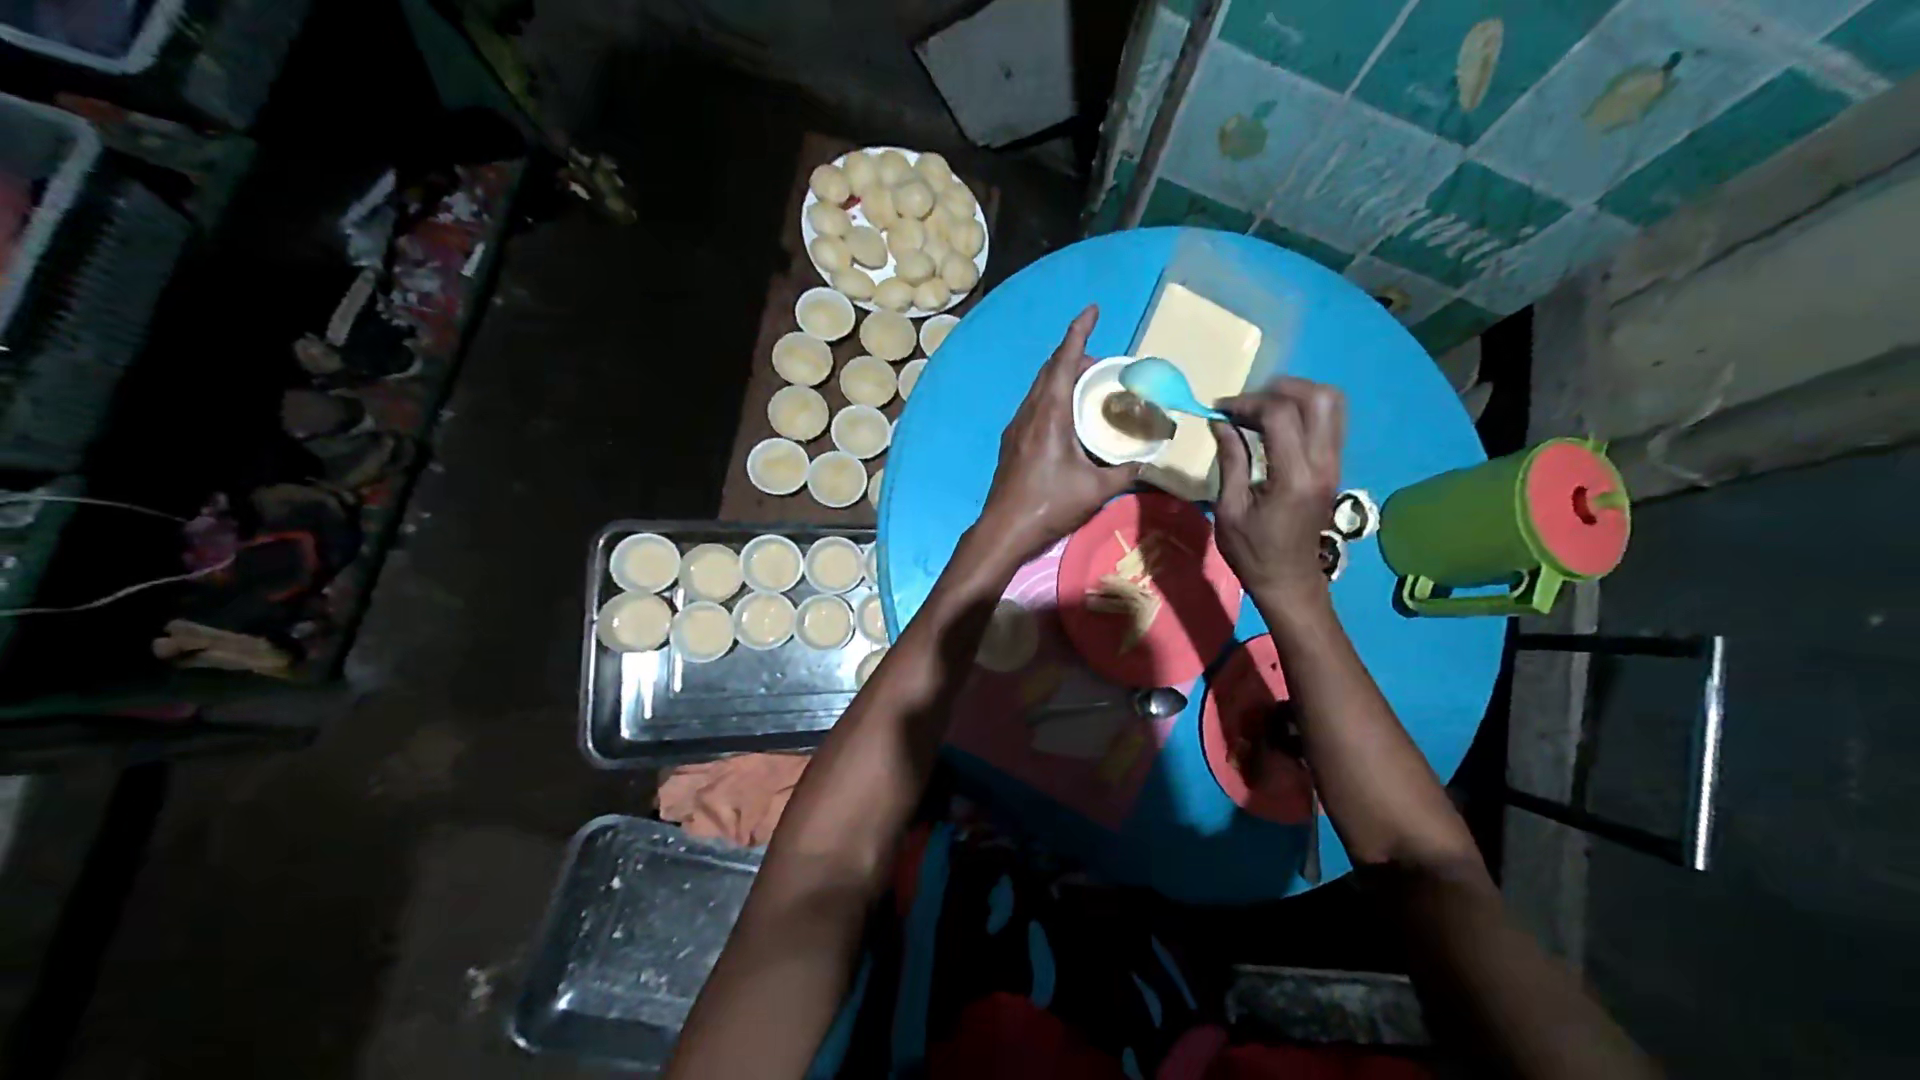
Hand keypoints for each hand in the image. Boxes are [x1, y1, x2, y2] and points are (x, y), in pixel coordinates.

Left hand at [978, 305, 1139, 561]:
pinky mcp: (1012, 442)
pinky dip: (1054, 398)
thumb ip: (1125, 472)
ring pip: (1040, 388)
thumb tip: (1147, 462)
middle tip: (1104, 364)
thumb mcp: (1096, 489)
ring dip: (1063, 378)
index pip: (1063, 361)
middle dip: (1076, 356)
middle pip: (1051, 370)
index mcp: (1049, 414)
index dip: (1079, 332)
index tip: (1093, 310)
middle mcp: (1029, 412)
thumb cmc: (1049, 505)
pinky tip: (1068, 417)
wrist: (1004, 529)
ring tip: (1090, 386)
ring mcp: (1016, 427)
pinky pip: (1035, 406)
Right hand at [1211, 377, 1345, 605]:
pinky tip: (1274, 425)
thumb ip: (1231, 461)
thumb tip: (1222, 423)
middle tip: (1246, 403)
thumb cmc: (1252, 552)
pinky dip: (1303, 411)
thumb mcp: (1229, 509)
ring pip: (1331, 404)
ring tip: (1260, 409)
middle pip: (1319, 398)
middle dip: (1279, 389)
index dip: (1247, 402)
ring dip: (1295, 396)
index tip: (1220, 410)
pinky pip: (1329, 421)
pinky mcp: (1334, 467)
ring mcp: (1334, 464)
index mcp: (1294, 477)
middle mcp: (1323, 464)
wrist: (1289, 581)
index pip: (1280, 415)